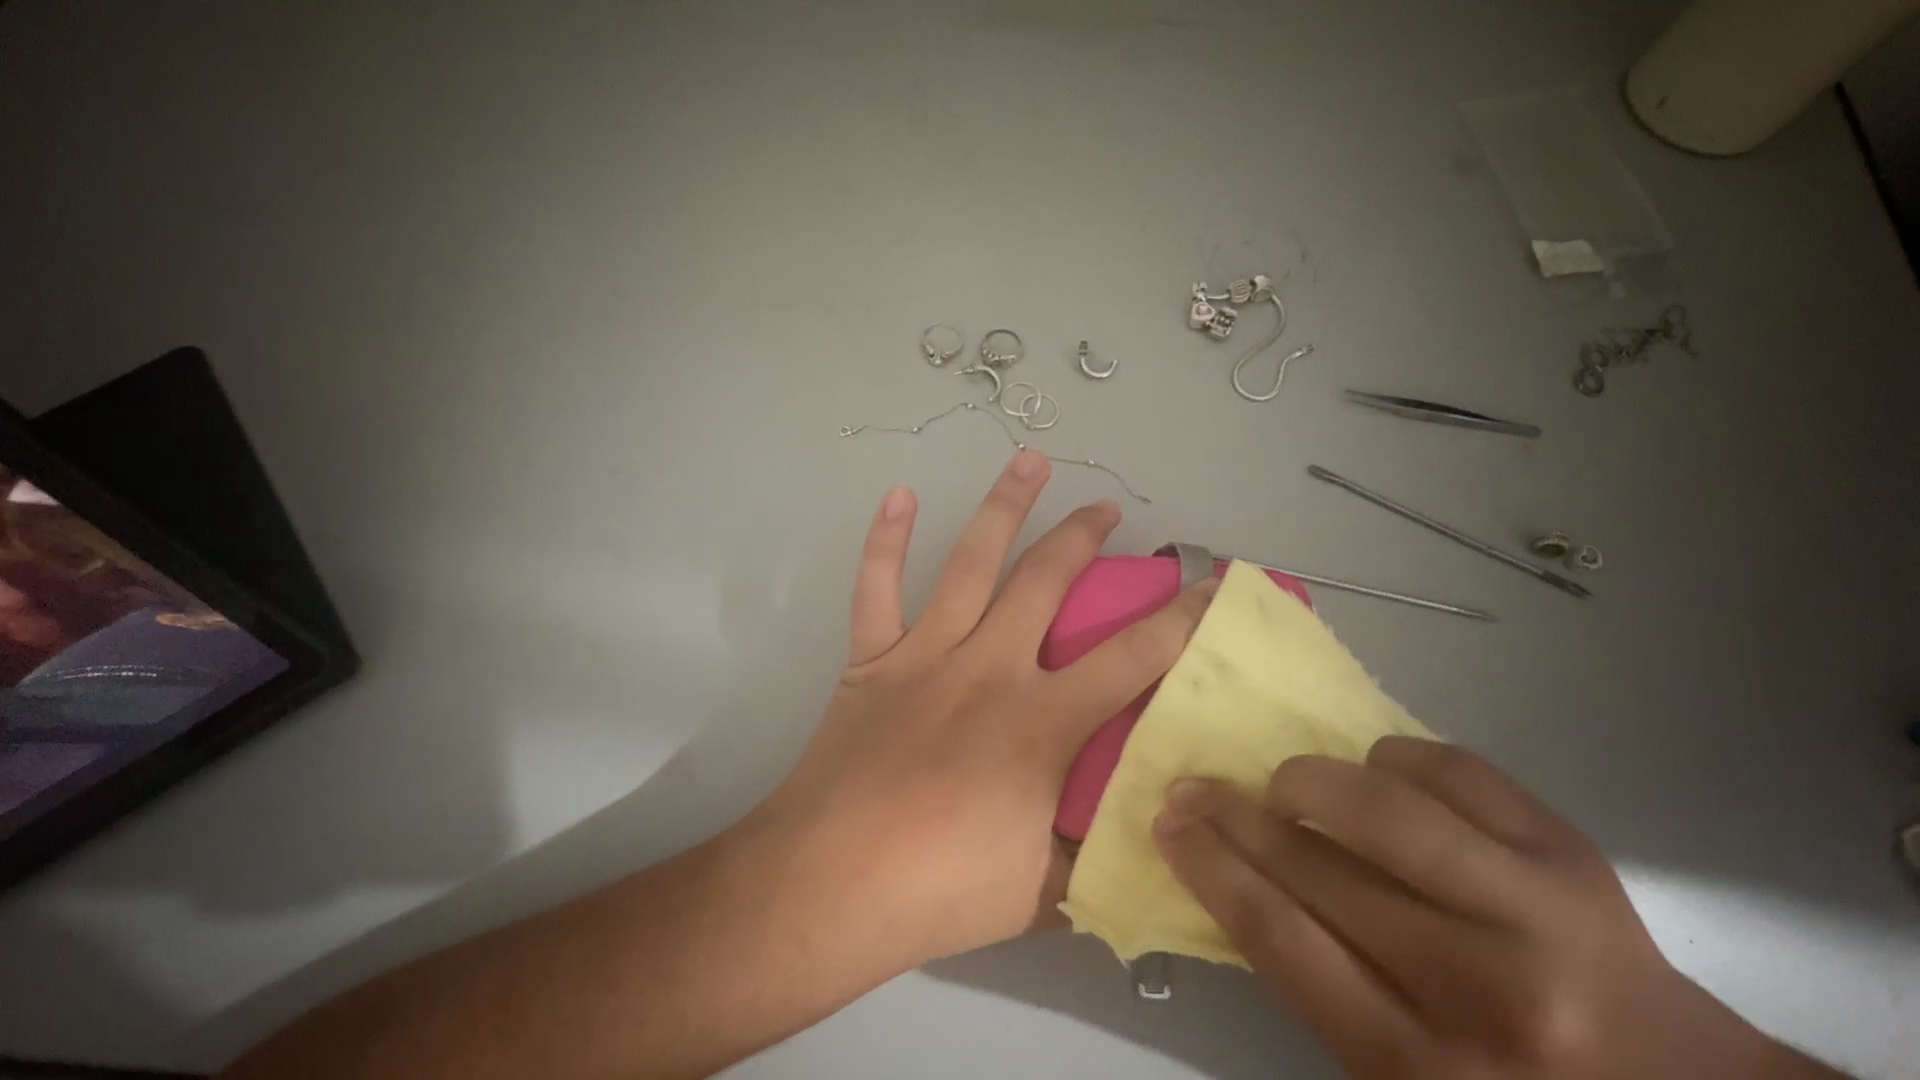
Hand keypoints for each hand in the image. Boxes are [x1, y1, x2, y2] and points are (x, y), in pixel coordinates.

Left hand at [746, 450, 1215, 968]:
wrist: (829, 886)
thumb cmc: (941, 891)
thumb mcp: (1046, 891)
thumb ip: (1100, 858)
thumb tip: (1145, 843)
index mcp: (1042, 721)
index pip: (1135, 656)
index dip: (1183, 616)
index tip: (1216, 580)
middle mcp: (989, 669)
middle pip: (1047, 581)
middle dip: (1084, 536)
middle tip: (1108, 507)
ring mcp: (925, 656)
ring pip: (970, 563)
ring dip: (1003, 507)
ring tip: (1029, 461)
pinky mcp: (871, 661)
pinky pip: (876, 589)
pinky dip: (885, 540)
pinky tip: (898, 493)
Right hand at [1153, 738, 1848, 1079]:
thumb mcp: (1396, 1074)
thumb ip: (1320, 990)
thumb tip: (1235, 878)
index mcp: (1419, 1065)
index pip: (1281, 940)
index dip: (1212, 869)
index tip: (1169, 825)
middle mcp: (1477, 988)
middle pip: (1319, 872)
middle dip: (1236, 818)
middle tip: (1193, 786)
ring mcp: (1535, 911)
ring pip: (1386, 810)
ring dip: (1310, 781)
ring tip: (1284, 784)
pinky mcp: (1572, 853)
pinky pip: (1457, 773)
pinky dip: (1396, 760)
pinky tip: (1376, 772)